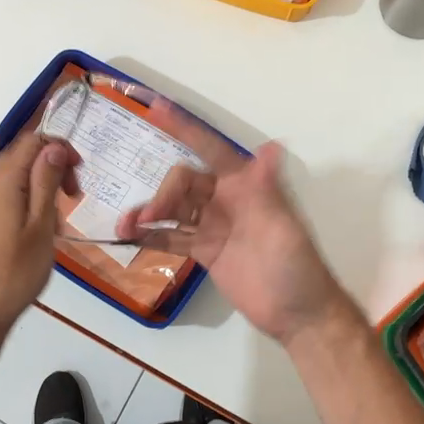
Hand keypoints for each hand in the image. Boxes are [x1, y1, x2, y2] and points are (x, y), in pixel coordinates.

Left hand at [0, 132, 78, 332]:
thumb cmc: (18, 270)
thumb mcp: (41, 224)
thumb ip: (46, 182)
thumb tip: (55, 147)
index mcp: (4, 181)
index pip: (32, 141)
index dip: (59, 147)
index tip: (79, 172)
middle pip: (24, 152)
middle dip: (54, 162)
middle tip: (74, 192)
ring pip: (19, 171)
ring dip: (45, 179)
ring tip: (63, 207)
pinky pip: (13, 189)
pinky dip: (33, 194)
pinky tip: (46, 220)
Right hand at [116, 101, 349, 343]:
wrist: (297, 315)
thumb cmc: (297, 267)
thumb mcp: (283, 226)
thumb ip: (268, 189)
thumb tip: (271, 145)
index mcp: (246, 185)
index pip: (210, 149)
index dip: (184, 128)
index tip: (155, 108)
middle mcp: (226, 199)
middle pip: (184, 182)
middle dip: (163, 193)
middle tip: (150, 215)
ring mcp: (213, 226)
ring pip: (173, 209)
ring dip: (148, 212)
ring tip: (125, 226)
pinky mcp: (204, 251)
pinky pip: (171, 237)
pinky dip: (150, 235)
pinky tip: (128, 237)